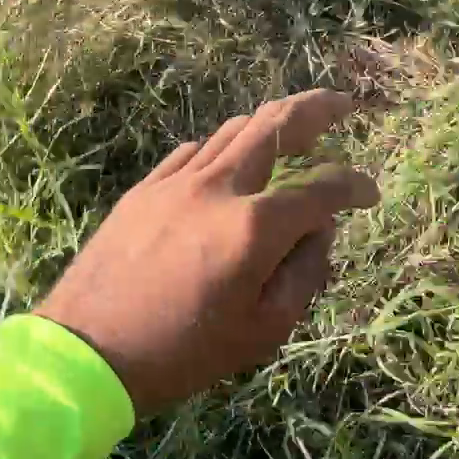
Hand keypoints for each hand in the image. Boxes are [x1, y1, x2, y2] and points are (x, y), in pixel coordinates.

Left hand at [35, 90, 378, 415]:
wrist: (88, 355)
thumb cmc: (185, 352)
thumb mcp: (265, 330)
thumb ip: (305, 272)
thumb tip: (319, 229)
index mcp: (254, 227)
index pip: (322, 187)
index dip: (355, 186)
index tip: (370, 194)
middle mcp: (218, 188)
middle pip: (276, 125)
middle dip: (317, 108)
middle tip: (342, 104)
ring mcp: (175, 182)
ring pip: (233, 130)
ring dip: (270, 124)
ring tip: (292, 130)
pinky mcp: (144, 189)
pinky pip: (194, 151)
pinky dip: (224, 149)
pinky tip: (230, 166)